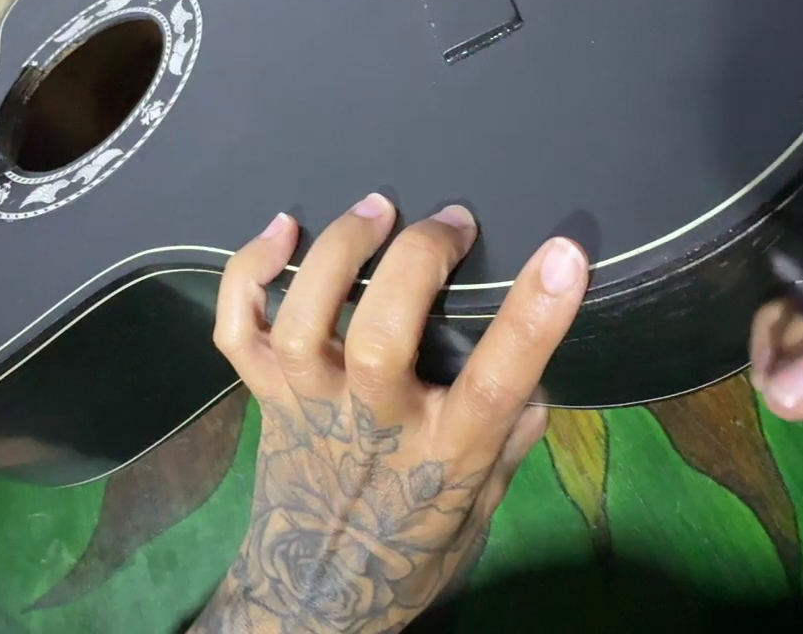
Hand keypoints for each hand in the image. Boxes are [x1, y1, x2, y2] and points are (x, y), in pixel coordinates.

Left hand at [194, 194, 588, 632]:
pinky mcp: (264, 395)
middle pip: (383, 336)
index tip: (563, 255)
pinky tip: (281, 230)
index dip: (533, 317)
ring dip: (338, 252)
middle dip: (419, 259)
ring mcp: (307, 405)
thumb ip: (511, 440)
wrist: (312, 596)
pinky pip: (240, 328)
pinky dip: (248, 272)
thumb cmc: (410, 548)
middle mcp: (370, 424)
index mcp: (442, 455)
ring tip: (377, 208)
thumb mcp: (481, 508)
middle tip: (452, 220)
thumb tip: (539, 375)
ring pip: (305, 322)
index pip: (495, 384)